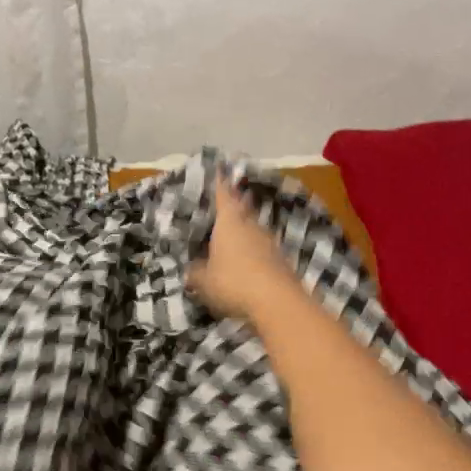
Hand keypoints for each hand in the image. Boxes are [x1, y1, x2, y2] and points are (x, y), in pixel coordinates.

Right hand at [187, 175, 303, 319]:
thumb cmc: (233, 282)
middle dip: (237, 201)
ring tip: (239, 225)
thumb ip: (195, 273)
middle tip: (233, 194)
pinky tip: (250, 255)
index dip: (220, 183)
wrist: (277, 302)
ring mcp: (269, 242)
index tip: (220, 169)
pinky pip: (263, 246)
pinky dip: (255, 246)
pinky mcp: (281, 260)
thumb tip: (189, 271)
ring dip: (248, 224)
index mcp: (229, 222)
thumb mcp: (204, 281)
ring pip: (255, 226)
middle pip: (244, 207)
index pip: (224, 196)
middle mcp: (250, 225)